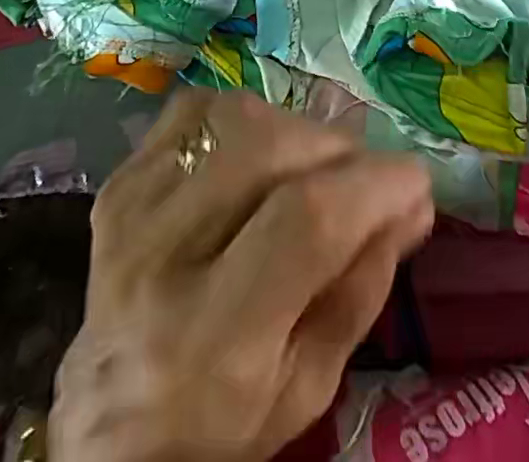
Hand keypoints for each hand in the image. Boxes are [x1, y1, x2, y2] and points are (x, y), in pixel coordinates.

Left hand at [52, 89, 432, 461]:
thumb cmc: (223, 416)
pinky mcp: (119, 180)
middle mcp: (162, 256)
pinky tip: (258, 155)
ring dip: (293, 129)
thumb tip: (409, 201)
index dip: (372, 185)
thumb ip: (361, 287)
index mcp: (216, 333)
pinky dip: (242, 119)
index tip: (413, 180)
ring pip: (230, 119)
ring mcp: (131, 206)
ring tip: (313, 165)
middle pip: (263, 150)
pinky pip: (192, 111)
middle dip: (336, 149)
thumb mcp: (311, 384)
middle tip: (364, 174)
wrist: (115, 415)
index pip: (304, 222)